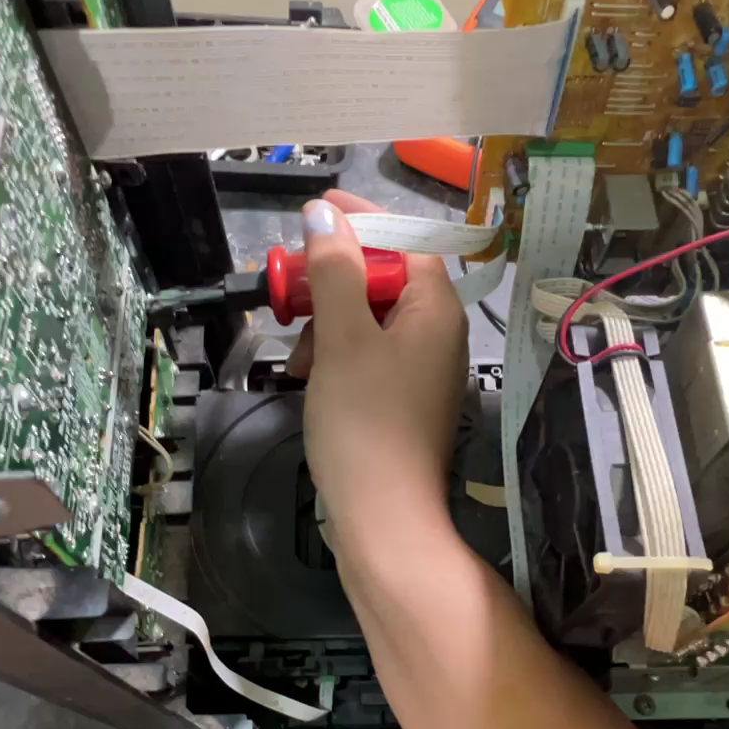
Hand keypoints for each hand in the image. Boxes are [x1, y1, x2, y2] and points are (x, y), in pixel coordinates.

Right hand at [286, 191, 467, 559]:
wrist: (382, 518)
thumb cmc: (364, 421)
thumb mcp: (343, 338)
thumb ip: (334, 271)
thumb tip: (323, 214)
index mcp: (436, 310)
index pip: (406, 242)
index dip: (361, 222)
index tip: (314, 210)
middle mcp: (438, 336)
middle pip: (384, 282)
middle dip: (333, 285)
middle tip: (290, 295)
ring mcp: (421, 373)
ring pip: (370, 323)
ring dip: (328, 327)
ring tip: (299, 359)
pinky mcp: (402, 403)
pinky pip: (368, 359)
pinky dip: (337, 359)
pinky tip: (310, 380)